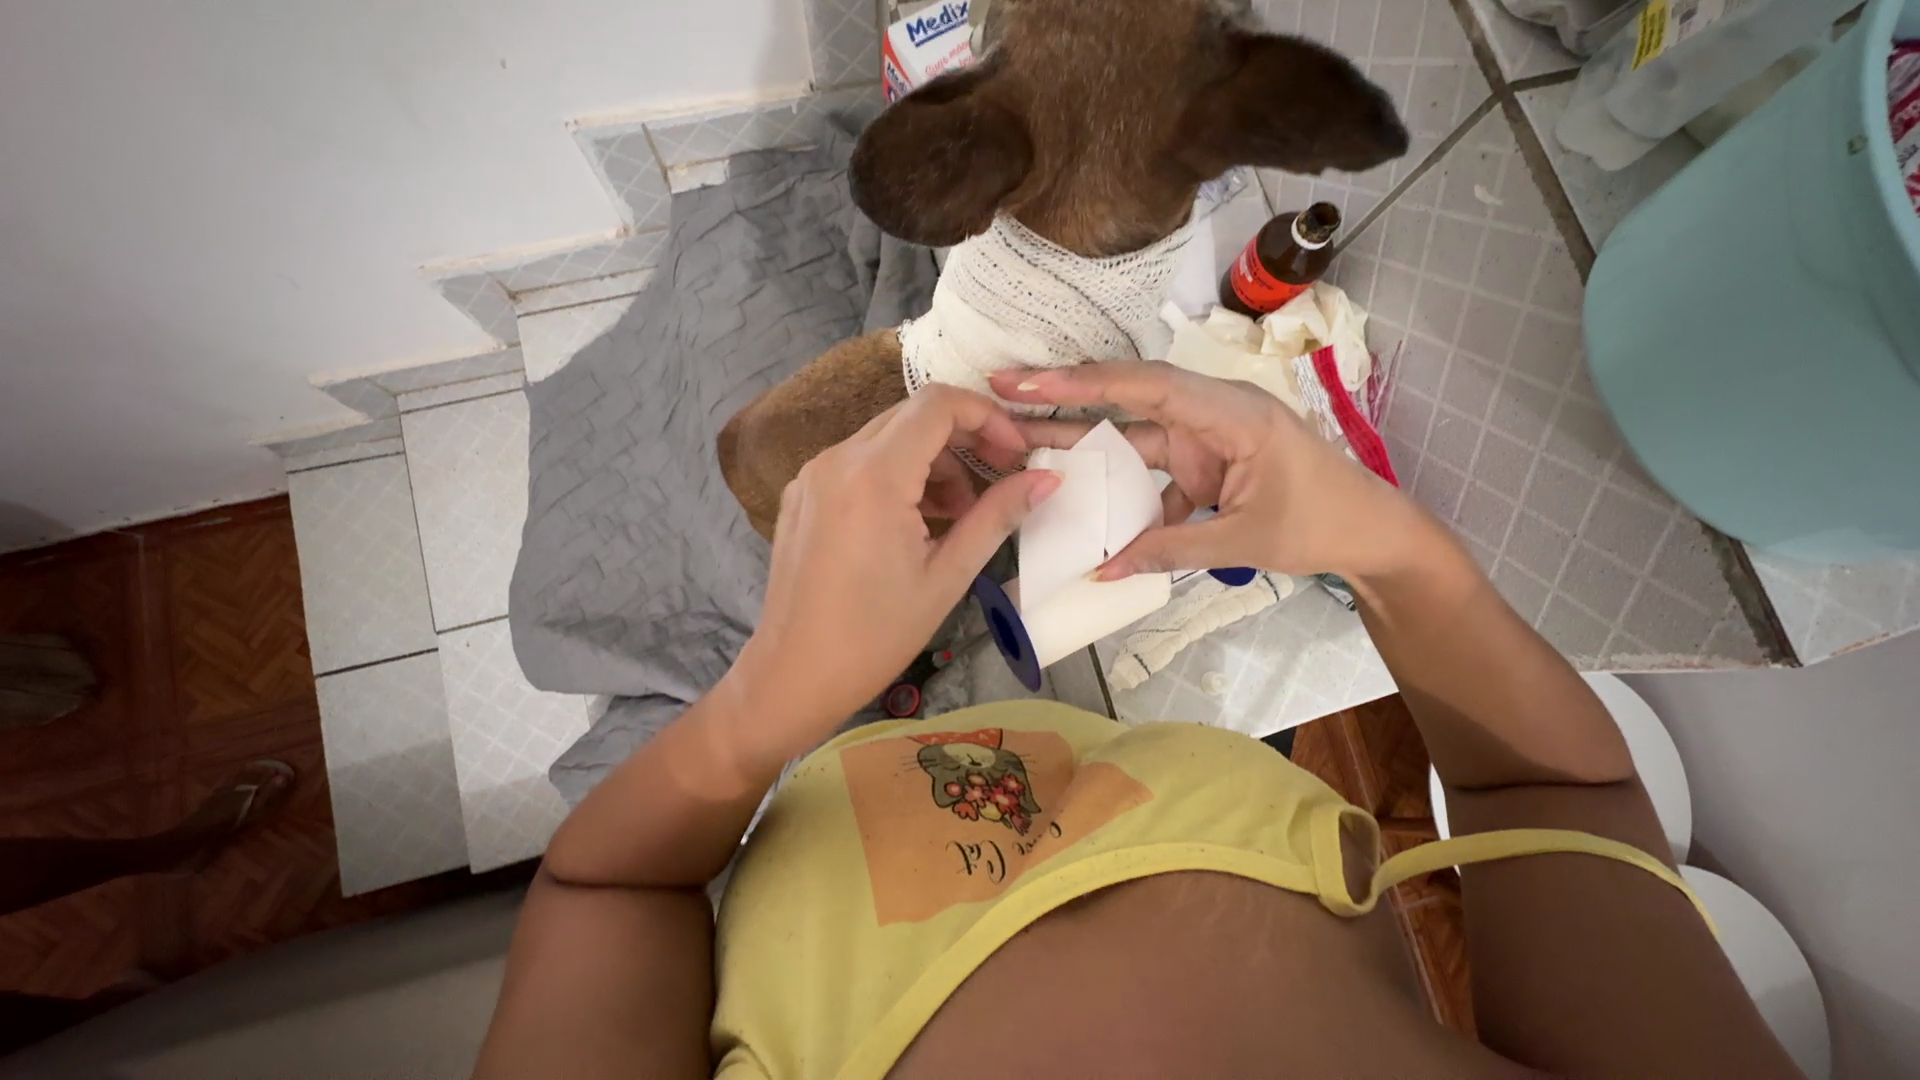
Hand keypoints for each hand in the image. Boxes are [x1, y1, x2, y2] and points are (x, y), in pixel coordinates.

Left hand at [720, 386, 1059, 766]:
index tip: (1015, 451)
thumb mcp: (948, 576)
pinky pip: (858, 462)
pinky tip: (915, 521)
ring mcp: (812, 475)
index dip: (987, 417)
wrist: (794, 675)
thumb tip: (1049, 479)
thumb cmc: (877, 635)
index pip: (938, 404)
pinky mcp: (801, 494)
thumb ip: (998, 516)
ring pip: (886, 437)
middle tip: (999, 478)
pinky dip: (896, 475)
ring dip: (931, 460)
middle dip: (964, 438)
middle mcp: (836, 460)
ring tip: (958, 513)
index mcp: (873, 476)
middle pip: (912, 415)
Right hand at [991, 362, 1435, 581]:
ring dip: (1082, 444)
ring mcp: (1203, 437)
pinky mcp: (1200, 462)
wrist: (1370, 532)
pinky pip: (1149, 471)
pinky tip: (1086, 512)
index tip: (1032, 382)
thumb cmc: (1321, 524)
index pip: (1150, 387)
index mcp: (1231, 414)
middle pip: (1128, 401)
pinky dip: (1120, 493)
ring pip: (1131, 435)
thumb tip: (1103, 570)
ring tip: (1021, 443)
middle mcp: (1211, 413)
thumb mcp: (1242, 540)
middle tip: (1003, 392)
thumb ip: (1170, 550)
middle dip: (1065, 398)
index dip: (1086, 383)